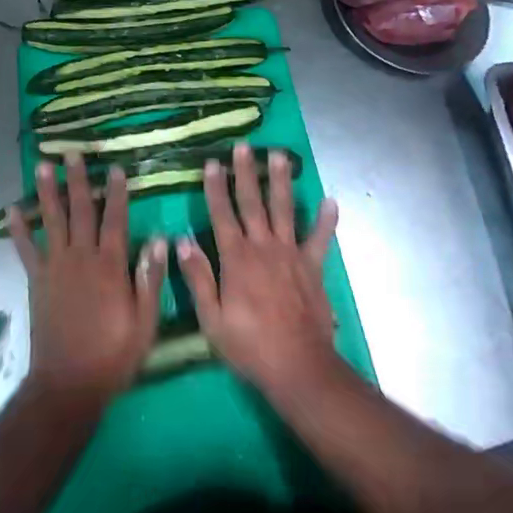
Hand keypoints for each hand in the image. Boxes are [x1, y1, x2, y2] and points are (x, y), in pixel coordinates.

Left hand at [6, 153, 166, 404]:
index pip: (116, 220)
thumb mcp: (145, 322)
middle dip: (78, 180)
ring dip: (47, 192)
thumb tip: (159, 239)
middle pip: (80, 211)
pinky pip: (26, 249)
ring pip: (52, 221)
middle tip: (73, 153)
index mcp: (111, 266)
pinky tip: (12, 209)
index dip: (117, 193)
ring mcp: (56, 267)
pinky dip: (19, 229)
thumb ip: (151, 278)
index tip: (116, 169)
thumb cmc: (114, 355)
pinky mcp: (37, 280)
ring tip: (42, 166)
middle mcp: (82, 258)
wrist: (68, 383)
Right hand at [176, 142, 342, 401]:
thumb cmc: (248, 345)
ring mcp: (291, 254)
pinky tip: (331, 200)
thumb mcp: (211, 318)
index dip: (215, 188)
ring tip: (280, 155)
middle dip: (245, 173)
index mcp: (236, 258)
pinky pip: (320, 238)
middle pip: (252, 202)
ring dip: (280, 181)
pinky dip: (326, 219)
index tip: (211, 163)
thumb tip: (182, 241)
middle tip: (243, 147)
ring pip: (284, 209)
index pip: (222, 214)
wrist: (298, 365)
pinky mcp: (312, 266)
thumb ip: (198, 277)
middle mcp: (263, 247)